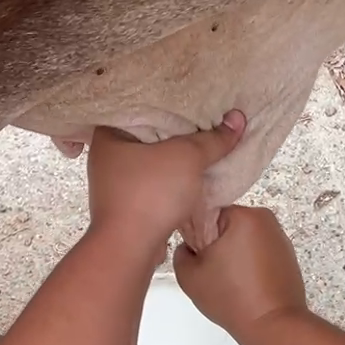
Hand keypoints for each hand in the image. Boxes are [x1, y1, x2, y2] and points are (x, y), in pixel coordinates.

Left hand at [85, 110, 245, 257]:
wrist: (129, 248)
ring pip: (152, 161)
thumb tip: (237, 119)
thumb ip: (213, 139)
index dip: (167, 101)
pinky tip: (193, 173)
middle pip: (148, 134)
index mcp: (109, 135)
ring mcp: (115, 184)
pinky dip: (172, 178)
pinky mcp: (128, 205)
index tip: (192, 96)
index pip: (139, 107)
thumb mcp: (187, 157)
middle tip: (204, 116)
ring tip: (203, 142)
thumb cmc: (150, 193)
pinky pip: (155, 183)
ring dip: (175, 157)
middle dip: (176, 130)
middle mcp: (106, 156)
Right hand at [172, 205, 307, 340]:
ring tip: (228, 280)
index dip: (196, 234)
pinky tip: (244, 284)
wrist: (273, 325)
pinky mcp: (287, 255)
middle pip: (226, 224)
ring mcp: (279, 237)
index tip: (197, 255)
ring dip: (233, 254)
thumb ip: (180, 252)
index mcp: (243, 216)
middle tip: (211, 271)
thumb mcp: (189, 276)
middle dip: (216, 243)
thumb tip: (189, 248)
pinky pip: (258, 251)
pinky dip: (248, 263)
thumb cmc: (232, 298)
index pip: (207, 212)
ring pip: (242, 238)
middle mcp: (265, 219)